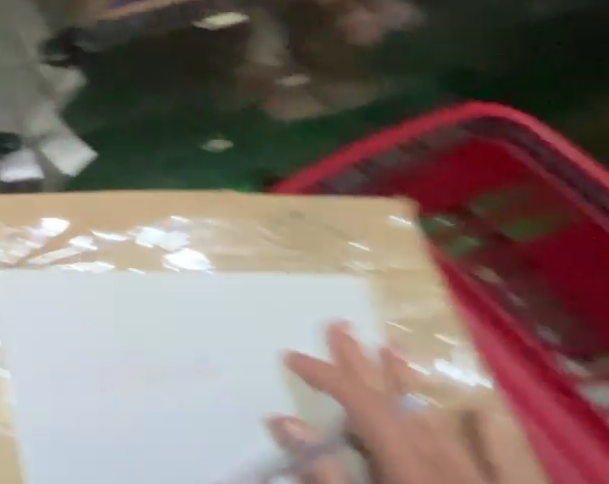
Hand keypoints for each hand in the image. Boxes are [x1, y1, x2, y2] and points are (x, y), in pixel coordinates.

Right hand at [273, 322, 542, 483]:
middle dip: (365, 367)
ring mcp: (485, 482)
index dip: (325, 376)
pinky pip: (510, 463)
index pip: (363, 406)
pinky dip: (494, 435)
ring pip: (447, 426)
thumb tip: (284, 421)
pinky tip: (481, 410)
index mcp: (409, 470)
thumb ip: (322, 476)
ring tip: (393, 350)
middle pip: (402, 407)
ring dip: (415, 387)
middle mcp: (449, 469)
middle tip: (338, 327)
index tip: (290, 358)